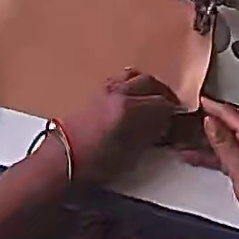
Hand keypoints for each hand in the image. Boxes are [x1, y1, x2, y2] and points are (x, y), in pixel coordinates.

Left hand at [54, 69, 181, 183]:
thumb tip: (161, 125)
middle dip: (163, 92)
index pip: (160, 102)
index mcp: (128, 108)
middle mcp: (118, 92)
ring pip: (133, 76)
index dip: (172, 111)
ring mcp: (105, 90)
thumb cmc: (95, 163)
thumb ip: (148, 135)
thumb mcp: (129, 154)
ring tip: (152, 96)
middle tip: (170, 104)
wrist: (61, 159)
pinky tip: (131, 96)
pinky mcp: (95, 93)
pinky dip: (131, 83)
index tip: (176, 118)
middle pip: (149, 82)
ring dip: (147, 83)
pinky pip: (119, 79)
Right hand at [191, 99, 238, 238]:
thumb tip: (211, 121)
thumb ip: (223, 143)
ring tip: (187, 138)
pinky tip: (200, 159)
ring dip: (208, 142)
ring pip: (227, 144)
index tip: (197, 98)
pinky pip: (228, 159)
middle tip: (190, 114)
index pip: (231, 114)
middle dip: (209, 121)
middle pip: (230, 127)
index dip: (212, 106)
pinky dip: (213, 158)